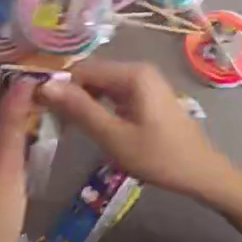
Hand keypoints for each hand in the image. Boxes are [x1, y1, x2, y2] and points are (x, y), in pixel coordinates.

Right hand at [40, 60, 238, 200]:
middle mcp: (139, 69)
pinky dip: (100, 106)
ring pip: (102, 84)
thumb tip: (44, 85)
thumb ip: (80, 109)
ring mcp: (145, 81)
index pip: (82, 68)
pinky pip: (115, 92)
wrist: (201, 172)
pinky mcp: (148, 95)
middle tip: (54, 122)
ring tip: (70, 127)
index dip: (59, 86)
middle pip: (92, 74)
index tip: (41, 109)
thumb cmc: (158, 157)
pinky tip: (93, 126)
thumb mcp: (114, 136)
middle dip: (71, 94)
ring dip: (84, 102)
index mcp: (132, 74)